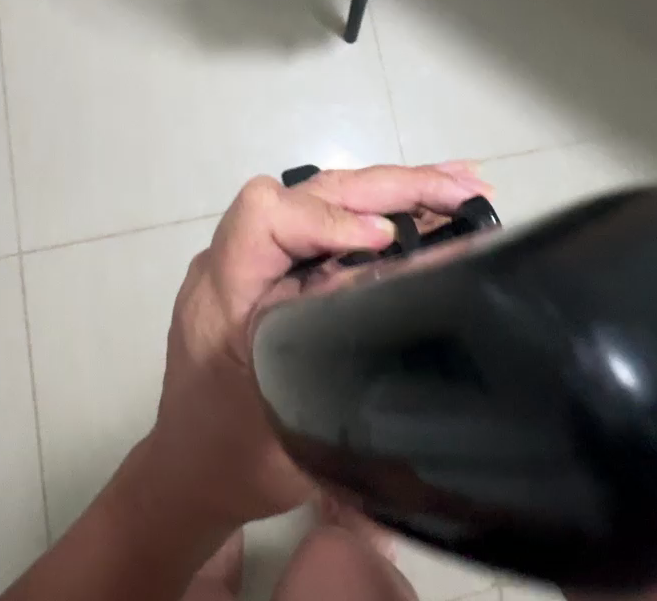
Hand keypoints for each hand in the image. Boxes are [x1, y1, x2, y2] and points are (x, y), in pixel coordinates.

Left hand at [140, 163, 493, 528]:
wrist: (192, 470)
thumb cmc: (234, 454)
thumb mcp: (283, 414)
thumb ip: (326, 345)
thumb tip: (397, 284)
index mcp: (224, 293)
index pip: (263, 219)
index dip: (328, 219)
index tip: (387, 238)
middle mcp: (236, 258)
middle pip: (311, 193)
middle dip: (391, 188)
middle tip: (465, 189)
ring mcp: (256, 256)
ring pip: (325, 197)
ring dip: (395, 189)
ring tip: (462, 186)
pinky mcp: (276, 263)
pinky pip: (328, 219)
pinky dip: (381, 209)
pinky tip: (429, 210)